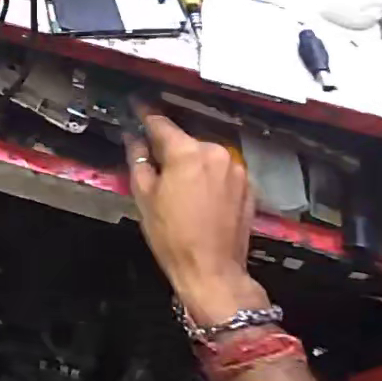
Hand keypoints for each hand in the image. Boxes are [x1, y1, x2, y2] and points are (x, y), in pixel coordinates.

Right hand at [124, 100, 269, 325]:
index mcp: (187, 151)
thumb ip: (138, 160)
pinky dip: (210, 174)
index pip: (161, 123)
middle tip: (156, 162)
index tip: (137, 108)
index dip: (145, 116)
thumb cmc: (173, 237)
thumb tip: (134, 139)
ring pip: (205, 154)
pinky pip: (222, 169)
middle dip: (170, 147)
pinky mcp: (247, 184)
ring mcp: (235, 167)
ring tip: (180, 185)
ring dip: (192, 161)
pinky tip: (201, 195)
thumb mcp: (145, 197)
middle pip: (185, 139)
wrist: (212, 272)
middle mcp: (215, 152)